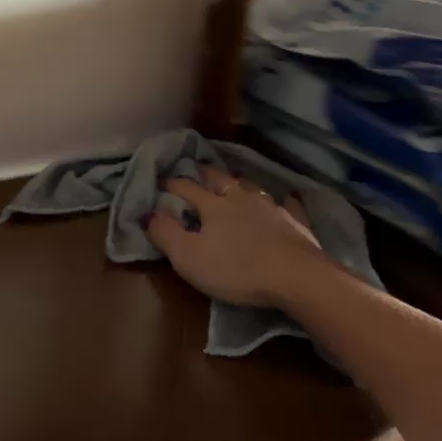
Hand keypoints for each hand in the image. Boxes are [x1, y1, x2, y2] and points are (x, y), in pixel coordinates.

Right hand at [144, 165, 335, 307]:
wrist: (294, 273)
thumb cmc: (236, 268)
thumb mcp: (190, 258)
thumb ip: (166, 234)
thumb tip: (147, 212)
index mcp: (214, 206)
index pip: (188, 189)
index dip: (172, 184)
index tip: (161, 180)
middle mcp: (241, 198)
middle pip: (221, 180)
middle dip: (206, 173)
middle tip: (198, 167)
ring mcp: (271, 207)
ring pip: (251, 188)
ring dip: (240, 183)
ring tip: (234, 180)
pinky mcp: (294, 221)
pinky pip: (287, 205)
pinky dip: (284, 200)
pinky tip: (287, 197)